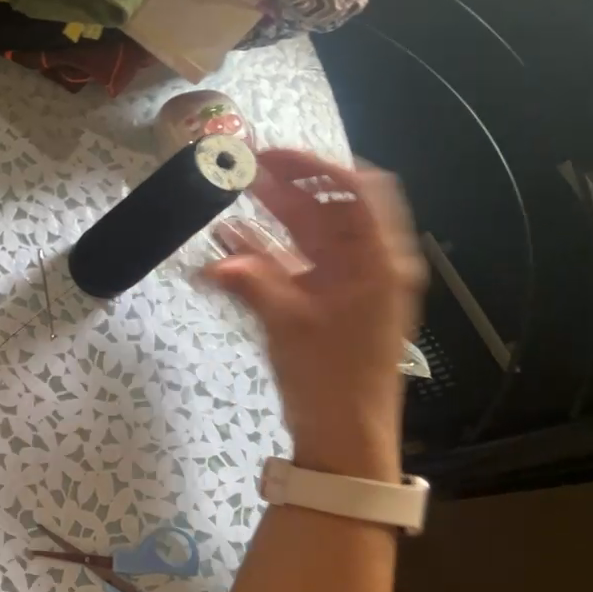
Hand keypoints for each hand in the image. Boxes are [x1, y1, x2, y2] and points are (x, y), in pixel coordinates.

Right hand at [203, 150, 425, 481]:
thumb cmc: (331, 378)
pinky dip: (265, 252)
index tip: (270, 155)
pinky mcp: (323, 305)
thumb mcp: (289, 324)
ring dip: (274, 215)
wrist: (345, 436)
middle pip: (330, 208)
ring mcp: (344, 285)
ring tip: (235, 194)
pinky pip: (294, 266)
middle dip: (288, 184)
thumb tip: (215, 260)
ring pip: (309, 235)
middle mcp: (366, 265)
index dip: (315, 165)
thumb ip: (251, 282)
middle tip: (244, 167)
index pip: (356, 190)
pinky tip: (230, 242)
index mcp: (378, 261)